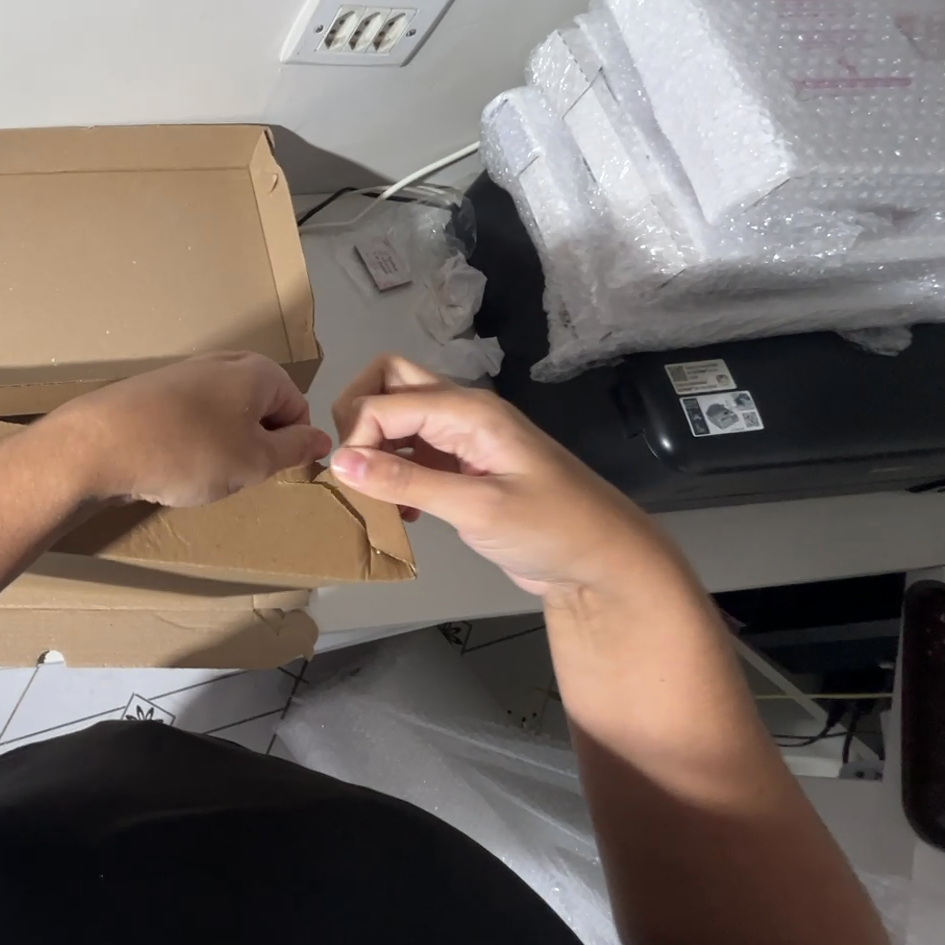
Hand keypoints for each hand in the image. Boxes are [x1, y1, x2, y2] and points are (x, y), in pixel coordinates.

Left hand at [40, 351, 333, 508]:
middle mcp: (221, 361)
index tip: (265, 472)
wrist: (99, 445)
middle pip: (257, 409)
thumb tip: (322, 437)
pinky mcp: (148, 393)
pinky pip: (185, 420)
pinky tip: (168, 464)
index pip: (298, 409)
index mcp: (257, 370)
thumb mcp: (255, 461)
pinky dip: (185, 443)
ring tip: (196, 473)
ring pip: (220, 417)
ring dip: (218, 448)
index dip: (289, 446)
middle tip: (231, 475)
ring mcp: (180, 373)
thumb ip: (295, 449)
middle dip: (252, 445)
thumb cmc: (190, 453)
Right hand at [327, 354, 676, 599]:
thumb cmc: (551, 531)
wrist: (606, 564)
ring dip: (371, 441)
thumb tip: (338, 462)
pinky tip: (399, 506)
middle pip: (387, 380)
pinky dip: (389, 466)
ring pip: (396, 410)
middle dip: (357, 414)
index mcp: (468, 411)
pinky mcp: (460, 461)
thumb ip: (405, 482)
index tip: (352, 484)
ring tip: (370, 487)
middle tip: (352, 463)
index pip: (382, 404)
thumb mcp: (477, 509)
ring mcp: (461, 435)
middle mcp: (461, 411)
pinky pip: (408, 445)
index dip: (356, 440)